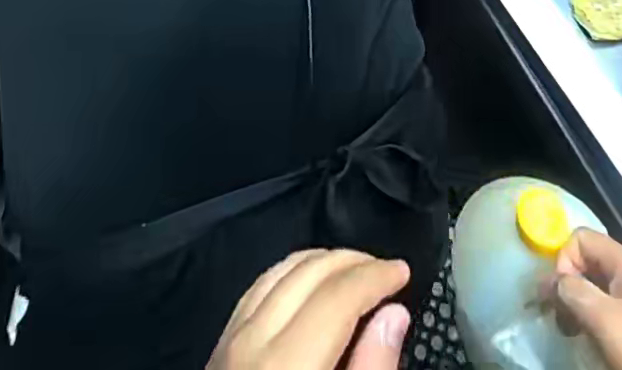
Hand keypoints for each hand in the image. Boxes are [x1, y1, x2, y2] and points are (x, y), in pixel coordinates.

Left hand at [209, 249, 411, 369]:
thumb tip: (393, 313)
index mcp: (288, 363)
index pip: (337, 296)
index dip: (375, 276)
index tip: (404, 271)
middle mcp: (253, 340)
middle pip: (307, 274)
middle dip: (352, 262)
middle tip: (385, 270)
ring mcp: (229, 340)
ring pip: (279, 271)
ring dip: (320, 262)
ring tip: (354, 270)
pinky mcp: (218, 347)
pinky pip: (257, 288)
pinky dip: (290, 273)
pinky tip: (307, 281)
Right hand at [545, 229, 621, 369]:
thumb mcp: (605, 318)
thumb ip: (574, 292)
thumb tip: (557, 282)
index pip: (581, 238)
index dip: (564, 259)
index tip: (561, 293)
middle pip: (589, 265)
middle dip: (569, 287)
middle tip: (559, 318)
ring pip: (601, 294)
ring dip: (582, 310)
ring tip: (576, 335)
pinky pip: (616, 317)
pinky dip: (600, 327)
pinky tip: (599, 347)